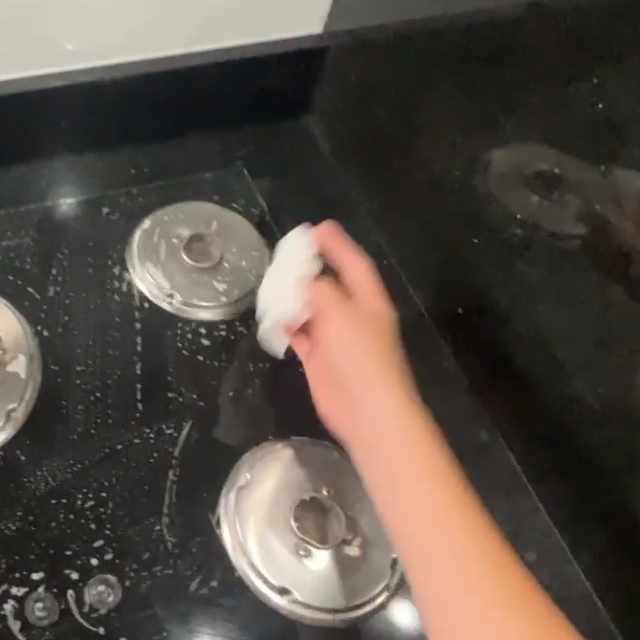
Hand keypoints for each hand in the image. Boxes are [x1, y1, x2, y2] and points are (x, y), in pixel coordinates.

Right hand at [289, 222, 425, 452]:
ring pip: (311, 309)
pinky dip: (286, 326)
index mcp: (368, 301)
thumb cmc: (360, 358)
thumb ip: (319, 290)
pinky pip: (300, 334)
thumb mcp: (340, 313)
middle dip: (309, 270)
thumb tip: (304, 279)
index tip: (317, 228)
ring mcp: (336, 338)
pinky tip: (271, 319)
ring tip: (271, 284)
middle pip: (330, 285)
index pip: (354, 264)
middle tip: (284, 255)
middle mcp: (353, 315)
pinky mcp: (319, 358)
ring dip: (292, 298)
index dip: (338, 245)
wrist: (367, 412)